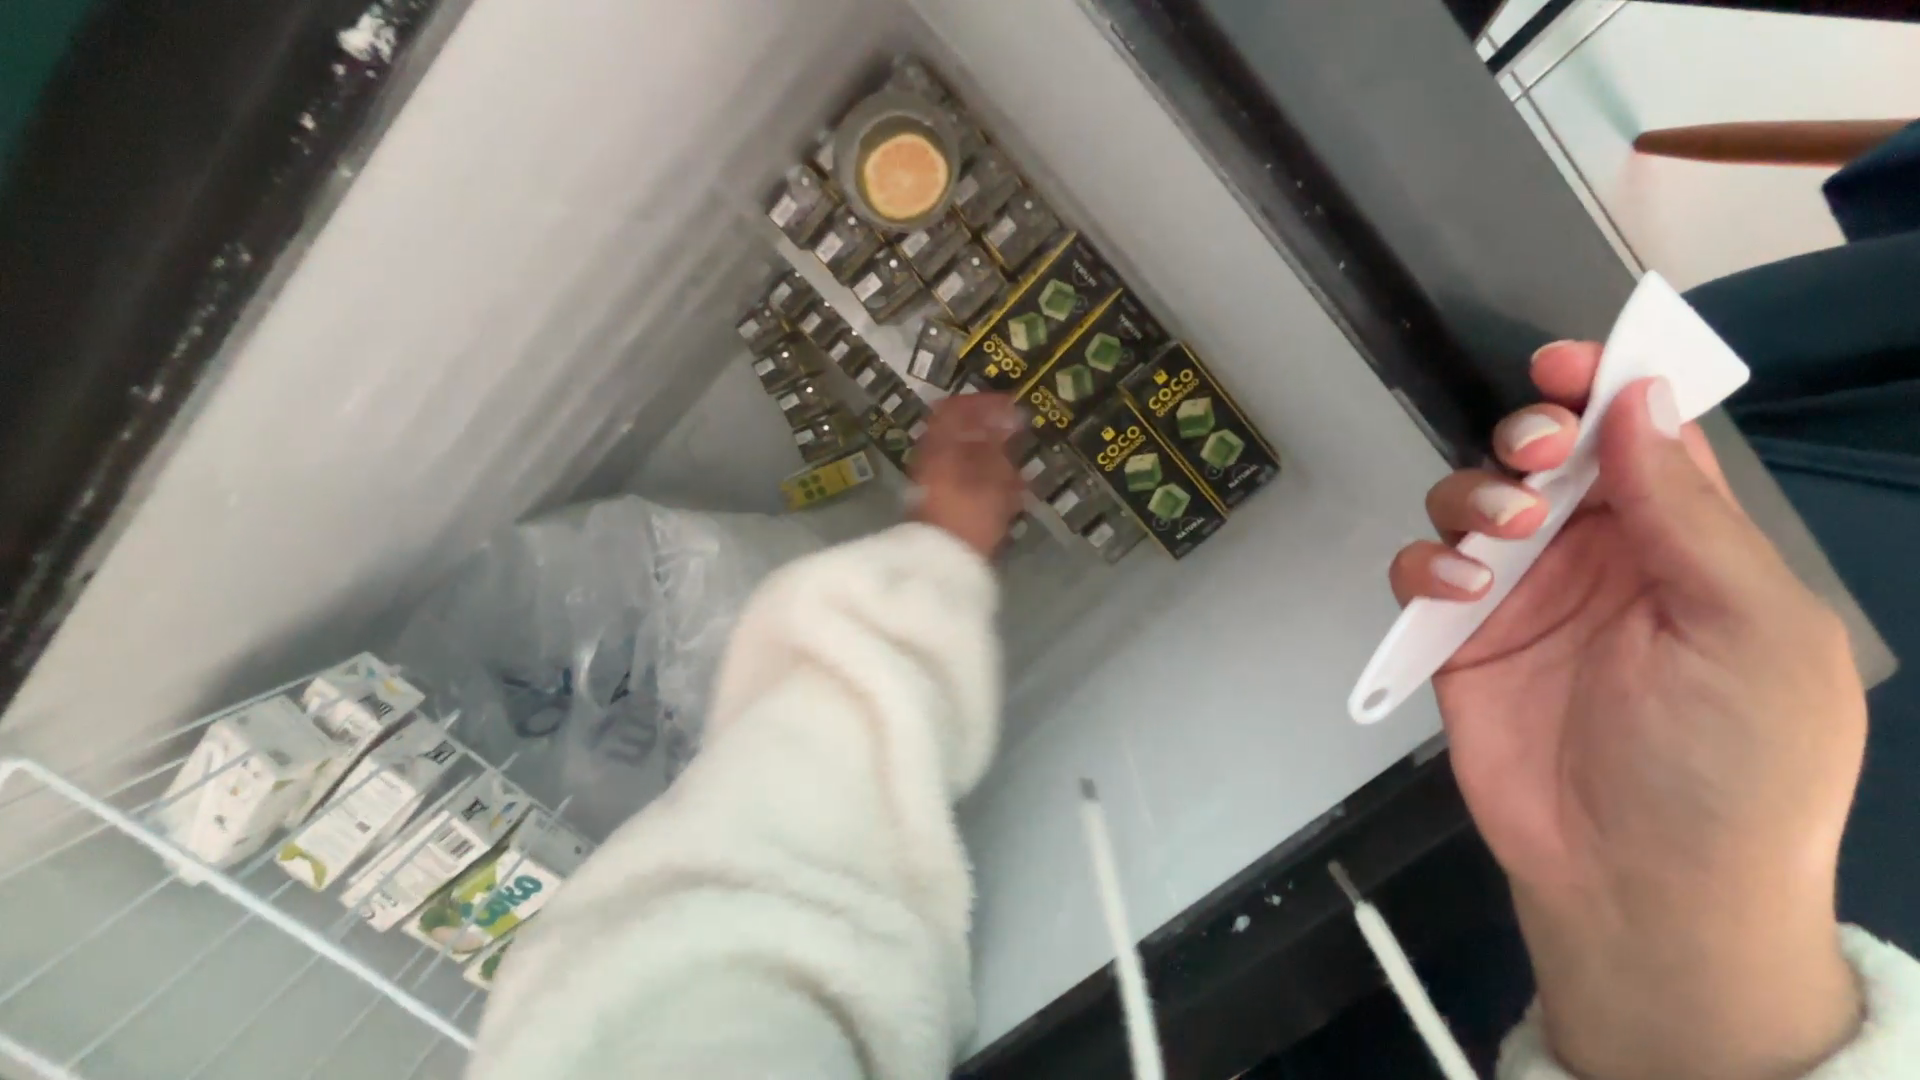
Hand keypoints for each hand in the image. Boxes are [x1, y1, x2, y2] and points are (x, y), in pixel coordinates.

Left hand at [911, 394, 1024, 559]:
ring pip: (965, 462)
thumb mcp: (993, 475)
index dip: (984, 403)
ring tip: (1019, 475)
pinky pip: (966, 485)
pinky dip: (988, 485)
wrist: (941, 566)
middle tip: (1019, 440)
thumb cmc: (969, 515)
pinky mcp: (941, 508)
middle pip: (961, 437)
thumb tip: (1009, 415)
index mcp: (938, 447)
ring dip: (994, 463)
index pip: (956, 409)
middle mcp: (931, 461)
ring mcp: (933, 486)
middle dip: (993, 437)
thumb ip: (1000, 443)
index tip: (1011, 406)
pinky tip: (1010, 496)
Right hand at [1391, 343, 1866, 1079]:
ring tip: (1494, 539)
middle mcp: (1595, 558)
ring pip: (1467, 505)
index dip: (1604, 390)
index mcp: (1686, 546)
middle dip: (1526, 437)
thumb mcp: (1750, 629)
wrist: (1635, 879)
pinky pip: (1420, 574)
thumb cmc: (1731, 759)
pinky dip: (1425, 568)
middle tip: (1533, 452)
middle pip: (1540, 461)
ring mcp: (1517, 597)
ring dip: (1470, 498)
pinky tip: (1458, 594)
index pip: (1640, 442)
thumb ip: (1690, 515)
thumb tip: (1637, 403)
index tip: (1566, 361)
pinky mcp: (1453, 637)